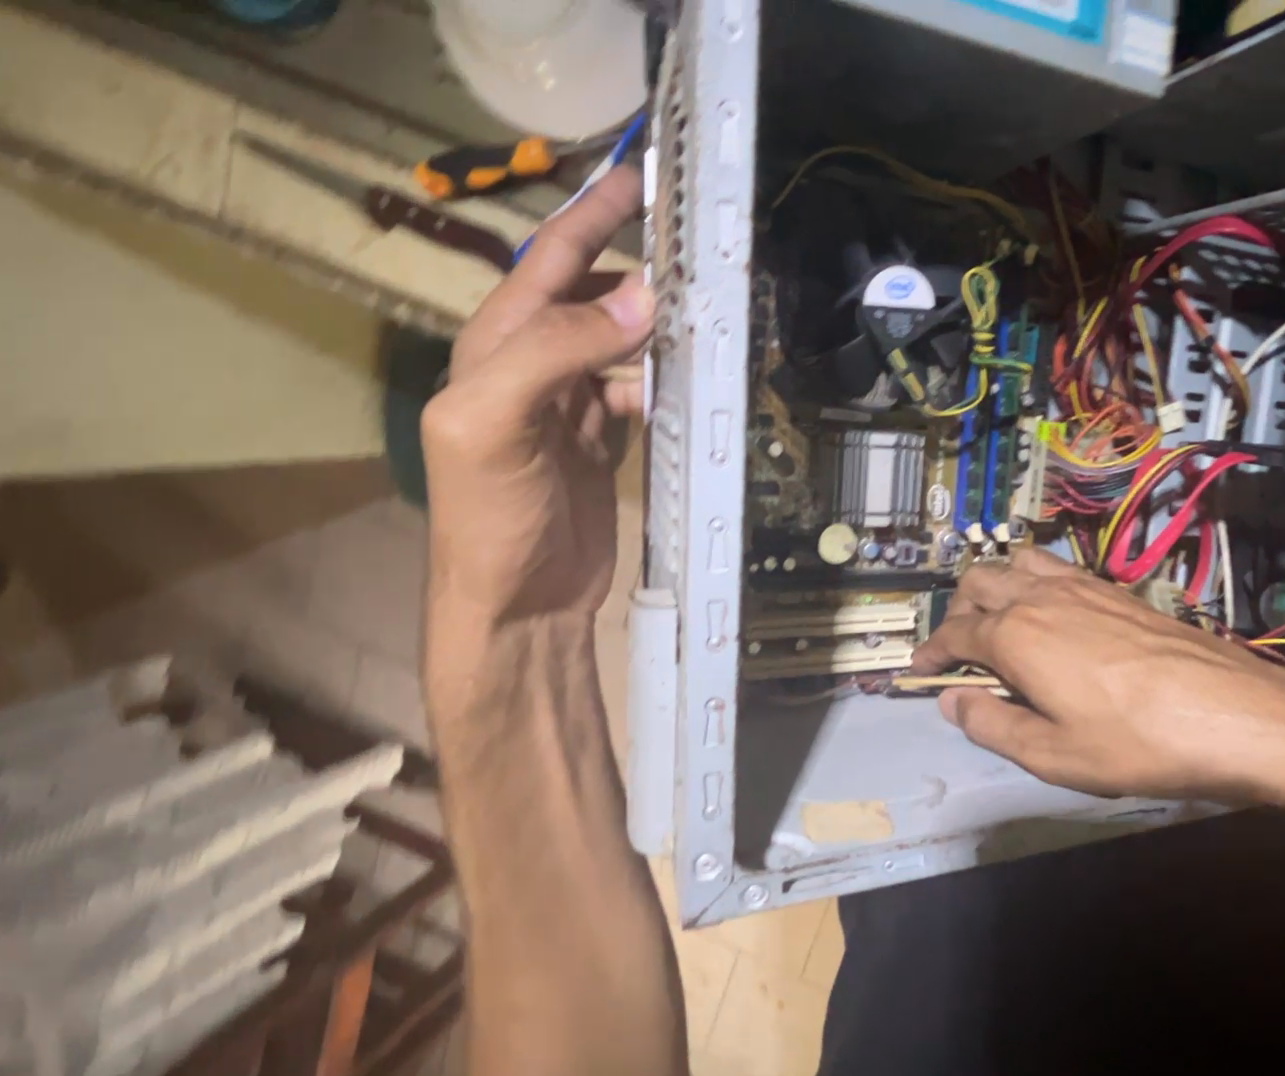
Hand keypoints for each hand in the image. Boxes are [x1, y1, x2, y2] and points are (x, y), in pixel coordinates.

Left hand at [422, 165, 652, 621]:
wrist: (518, 601)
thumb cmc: (489, 514)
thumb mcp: (494, 422)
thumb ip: (555, 352)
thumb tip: (640, 302)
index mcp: (497, 347)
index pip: (549, 263)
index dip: (592, 218)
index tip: (641, 181)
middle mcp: (534, 365)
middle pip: (593, 296)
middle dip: (638, 267)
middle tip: (696, 250)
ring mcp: (573, 405)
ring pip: (625, 343)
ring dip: (662, 326)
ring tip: (709, 312)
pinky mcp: (605, 441)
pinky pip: (643, 391)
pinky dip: (670, 380)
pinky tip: (696, 380)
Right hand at [911, 549, 1284, 805]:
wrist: (1230, 713)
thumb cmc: (1135, 743)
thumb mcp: (1052, 754)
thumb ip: (992, 725)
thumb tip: (950, 700)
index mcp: (1015, 636)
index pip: (955, 633)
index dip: (931, 652)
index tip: (919, 671)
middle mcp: (1041, 597)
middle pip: (980, 583)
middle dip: (957, 611)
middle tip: (959, 647)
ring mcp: (1082, 586)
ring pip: (1018, 563)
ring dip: (995, 584)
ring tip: (998, 617)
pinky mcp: (1116, 589)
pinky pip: (1057, 567)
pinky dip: (1033, 580)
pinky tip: (1050, 611)